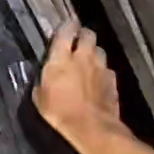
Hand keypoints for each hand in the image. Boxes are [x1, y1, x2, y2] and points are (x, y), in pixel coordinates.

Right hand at [34, 21, 125, 145]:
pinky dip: (102, 71)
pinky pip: (107, 69)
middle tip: (78, 41)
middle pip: (88, 34)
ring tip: (88, 60)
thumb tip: (46, 77)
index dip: (67, 26)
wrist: (91, 127)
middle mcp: (83, 57)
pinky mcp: (113, 80)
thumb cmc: (60, 112)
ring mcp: (101, 67)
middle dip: (83, 35)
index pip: (66, 31)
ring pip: (100, 50)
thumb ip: (44, 80)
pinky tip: (98, 80)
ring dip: (93, 52)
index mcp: (61, 58)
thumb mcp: (40, 97)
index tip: (66, 26)